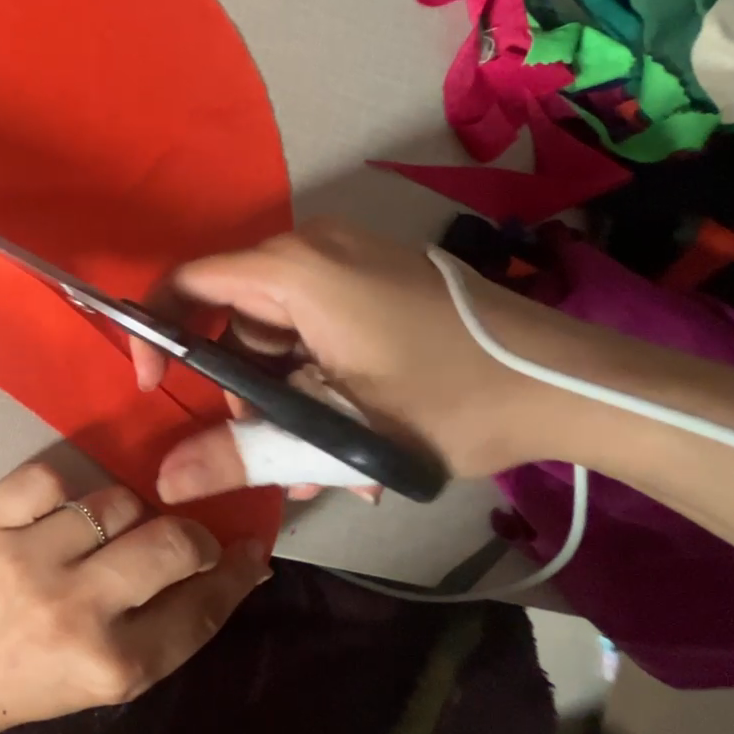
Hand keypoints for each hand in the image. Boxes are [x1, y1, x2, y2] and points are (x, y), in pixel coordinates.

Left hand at [0, 461, 268, 733]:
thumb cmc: (46, 675)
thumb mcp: (120, 673)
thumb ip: (178, 623)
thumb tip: (244, 562)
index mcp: (114, 663)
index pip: (200, 605)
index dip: (233, 571)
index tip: (245, 548)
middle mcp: (72, 609)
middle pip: (167, 542)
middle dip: (187, 536)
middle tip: (177, 539)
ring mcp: (25, 561)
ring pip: (113, 501)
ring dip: (124, 514)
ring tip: (108, 535)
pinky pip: (51, 476)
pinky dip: (65, 488)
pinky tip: (60, 514)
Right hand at [129, 219, 544, 505]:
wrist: (580, 387)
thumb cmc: (454, 401)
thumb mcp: (342, 437)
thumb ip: (241, 455)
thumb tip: (162, 484)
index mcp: (293, 269)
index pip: (184, 284)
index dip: (153, 333)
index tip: (155, 389)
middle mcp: (311, 249)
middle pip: (230, 316)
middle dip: (240, 388)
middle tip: (270, 445)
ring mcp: (347, 260)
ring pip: (273, 330)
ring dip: (284, 395)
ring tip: (325, 462)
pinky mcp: (373, 278)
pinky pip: (311, 323)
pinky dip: (315, 376)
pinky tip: (352, 431)